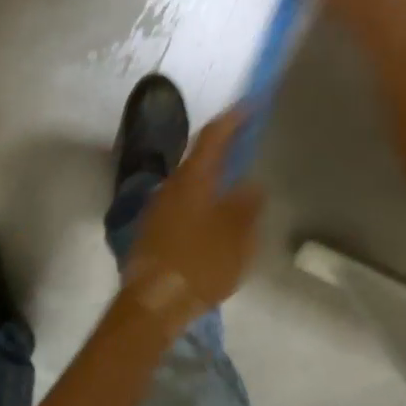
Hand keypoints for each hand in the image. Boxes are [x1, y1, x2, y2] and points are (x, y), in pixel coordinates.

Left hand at [120, 113, 263, 334]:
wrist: (155, 301)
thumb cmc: (200, 264)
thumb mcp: (237, 237)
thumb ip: (246, 206)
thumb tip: (252, 184)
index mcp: (193, 180)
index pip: (213, 137)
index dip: (232, 119)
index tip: (249, 104)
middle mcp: (171, 186)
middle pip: (199, 158)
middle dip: (222, 148)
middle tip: (247, 143)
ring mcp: (158, 208)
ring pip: (190, 182)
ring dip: (212, 177)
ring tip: (236, 180)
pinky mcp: (153, 229)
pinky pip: (183, 203)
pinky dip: (202, 199)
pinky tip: (214, 214)